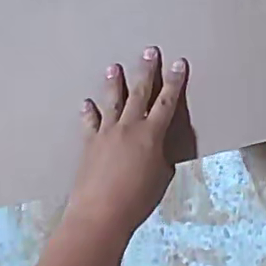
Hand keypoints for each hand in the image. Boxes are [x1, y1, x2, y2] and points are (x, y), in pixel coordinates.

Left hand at [63, 47, 188, 251]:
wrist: (99, 214)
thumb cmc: (138, 199)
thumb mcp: (162, 175)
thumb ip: (161, 155)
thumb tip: (157, 146)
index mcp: (152, 134)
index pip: (167, 101)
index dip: (175, 81)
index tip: (178, 63)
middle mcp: (129, 127)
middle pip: (140, 93)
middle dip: (147, 71)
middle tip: (149, 51)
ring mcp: (106, 134)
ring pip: (112, 102)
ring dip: (115, 83)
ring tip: (114, 67)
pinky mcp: (89, 145)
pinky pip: (89, 124)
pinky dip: (88, 113)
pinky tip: (86, 103)